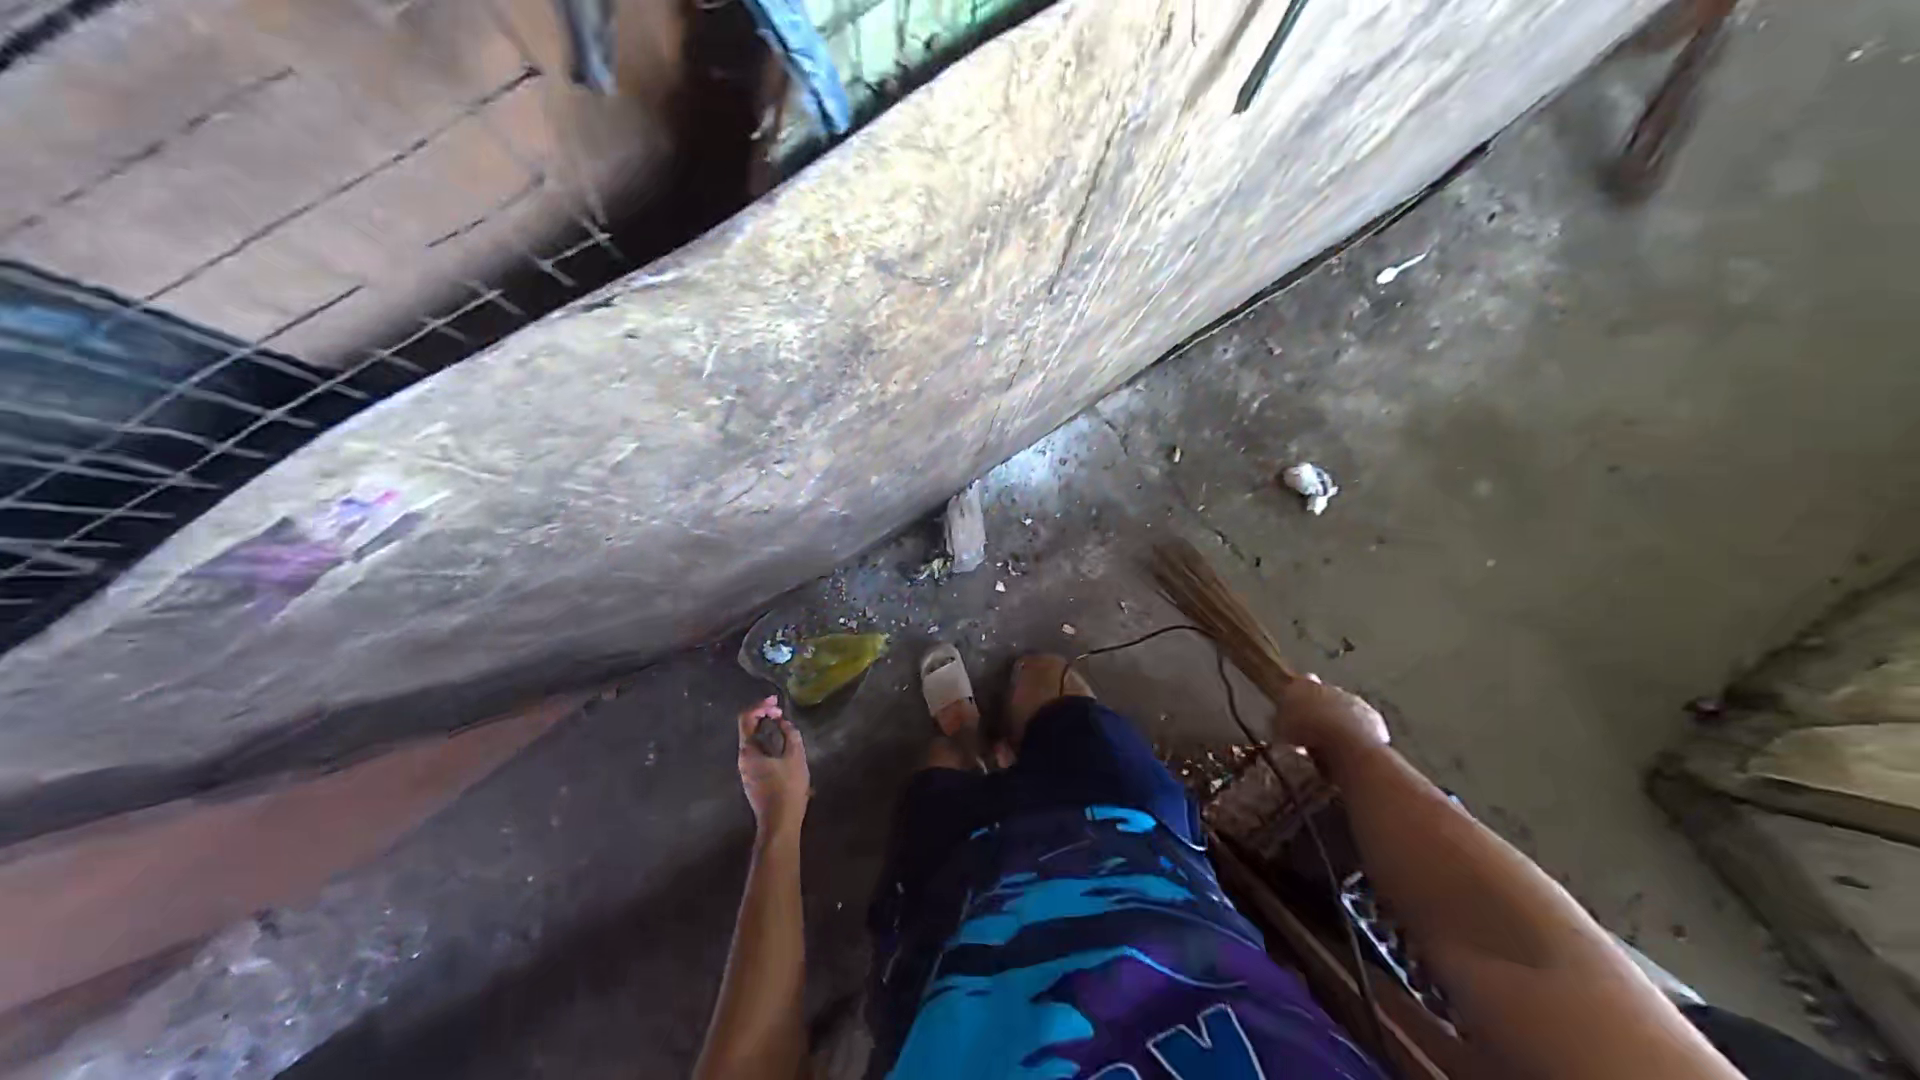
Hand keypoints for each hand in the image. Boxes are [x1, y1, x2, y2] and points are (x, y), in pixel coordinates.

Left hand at [736, 696, 809, 839]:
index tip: (777, 701)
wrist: (779, 823)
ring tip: (785, 727)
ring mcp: (746, 770)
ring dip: (767, 730)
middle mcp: (742, 759)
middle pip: (748, 729)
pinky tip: (784, 747)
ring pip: (754, 742)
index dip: (760, 705)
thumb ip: (790, 734)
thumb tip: (783, 722)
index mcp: (748, 751)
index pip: (746, 718)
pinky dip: (768, 743)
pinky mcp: (753, 779)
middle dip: (764, 716)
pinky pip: (758, 753)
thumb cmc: (788, 789)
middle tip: (782, 713)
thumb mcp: (796, 757)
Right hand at [1272, 675, 1389, 764]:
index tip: (1295, 712)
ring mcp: (1353, 701)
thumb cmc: (1306, 734)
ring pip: (1343, 709)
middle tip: (1313, 730)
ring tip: (1332, 743)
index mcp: (1302, 686)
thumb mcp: (1280, 730)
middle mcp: (1329, 687)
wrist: (1346, 745)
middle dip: (1319, 709)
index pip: (1297, 684)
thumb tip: (1280, 721)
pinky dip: (1356, 732)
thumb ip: (1281, 721)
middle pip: (1323, 695)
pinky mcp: (1373, 717)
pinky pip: (1361, 724)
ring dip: (1338, 721)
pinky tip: (1350, 749)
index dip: (1297, 697)